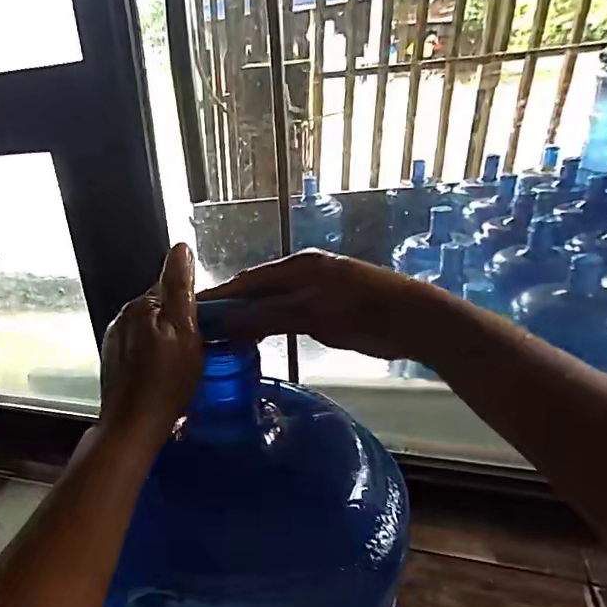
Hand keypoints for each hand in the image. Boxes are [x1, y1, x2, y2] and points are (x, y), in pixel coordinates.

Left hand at [97, 243, 202, 442]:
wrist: (132, 428)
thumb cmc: (165, 383)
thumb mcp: (184, 332)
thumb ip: (181, 288)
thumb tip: (181, 247)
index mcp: (140, 306)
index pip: (173, 287)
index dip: (196, 304)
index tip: (210, 325)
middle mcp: (123, 318)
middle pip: (163, 309)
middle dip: (183, 323)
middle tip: (202, 350)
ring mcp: (115, 341)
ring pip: (153, 330)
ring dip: (170, 341)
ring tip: (186, 366)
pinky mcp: (115, 363)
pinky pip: (143, 350)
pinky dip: (157, 358)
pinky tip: (166, 377)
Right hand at [197, 249, 442, 360]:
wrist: (414, 321)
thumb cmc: (364, 311)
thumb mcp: (312, 313)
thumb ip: (269, 316)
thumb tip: (226, 321)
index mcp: (298, 266)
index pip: (247, 280)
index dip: (220, 296)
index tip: (192, 311)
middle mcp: (302, 274)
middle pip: (256, 291)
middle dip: (229, 308)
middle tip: (202, 330)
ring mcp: (314, 292)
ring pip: (270, 305)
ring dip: (247, 320)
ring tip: (222, 339)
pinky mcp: (325, 312)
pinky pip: (285, 317)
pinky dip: (267, 327)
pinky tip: (256, 340)